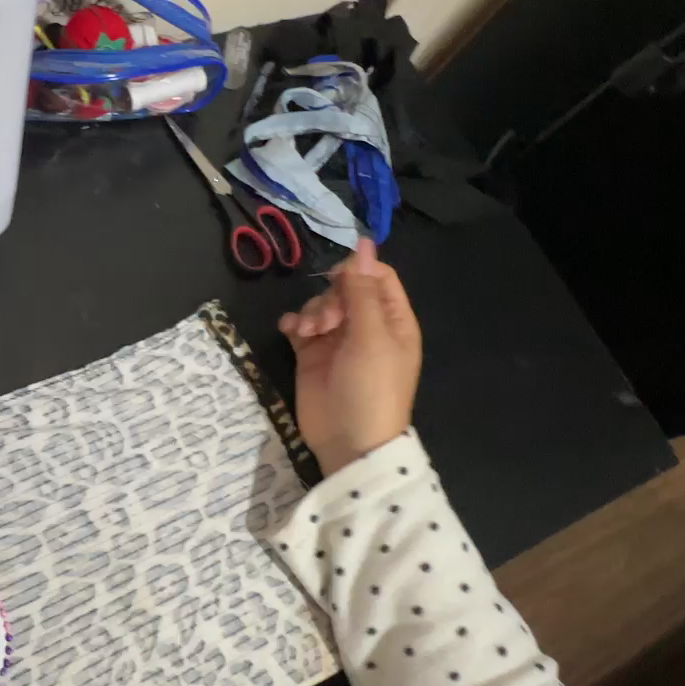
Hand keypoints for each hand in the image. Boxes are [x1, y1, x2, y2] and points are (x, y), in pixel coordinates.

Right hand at [279, 238, 422, 474]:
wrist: (349, 442)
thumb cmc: (371, 388)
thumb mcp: (371, 337)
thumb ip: (362, 290)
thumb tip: (364, 243)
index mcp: (393, 320)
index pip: (378, 277)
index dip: (357, 271)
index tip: (337, 279)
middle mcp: (367, 327)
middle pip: (344, 289)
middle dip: (330, 298)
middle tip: (326, 322)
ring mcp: (338, 342)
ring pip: (320, 305)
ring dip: (310, 312)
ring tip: (307, 332)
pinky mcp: (312, 356)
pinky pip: (300, 326)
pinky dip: (294, 323)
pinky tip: (291, 331)